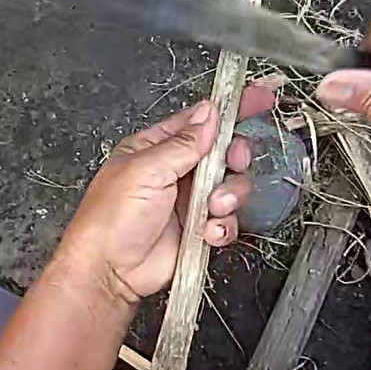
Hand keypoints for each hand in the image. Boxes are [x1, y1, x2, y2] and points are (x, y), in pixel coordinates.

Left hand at [51, 86, 279, 304]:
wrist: (109, 272)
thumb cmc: (111, 218)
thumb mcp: (146, 169)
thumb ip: (184, 143)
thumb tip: (209, 114)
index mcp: (156, 148)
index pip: (199, 120)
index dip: (230, 109)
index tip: (261, 97)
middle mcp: (174, 172)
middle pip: (223, 152)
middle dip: (234, 158)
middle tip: (232, 164)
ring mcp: (187, 201)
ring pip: (231, 187)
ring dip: (229, 197)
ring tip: (212, 208)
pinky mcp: (197, 229)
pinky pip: (227, 221)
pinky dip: (223, 226)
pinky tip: (207, 232)